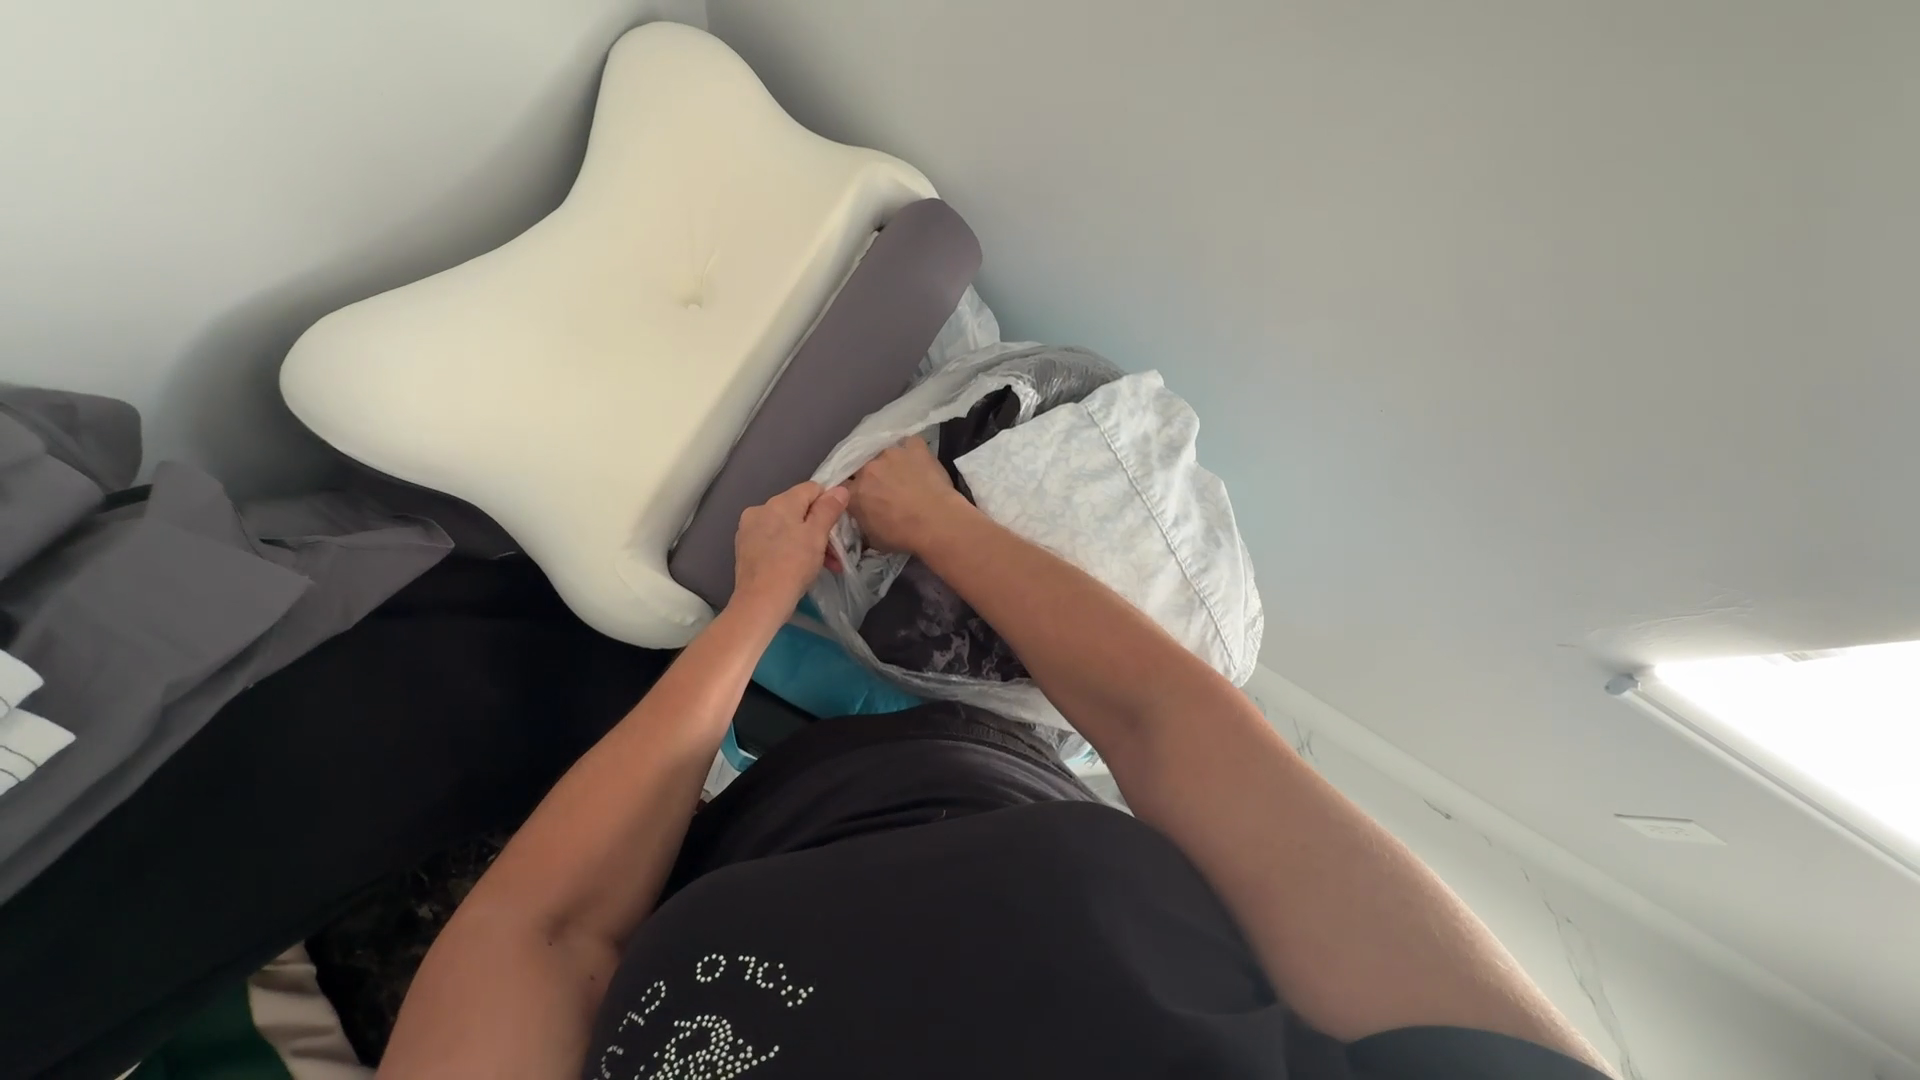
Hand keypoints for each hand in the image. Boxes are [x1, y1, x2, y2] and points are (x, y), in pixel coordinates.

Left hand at [732, 481, 848, 616]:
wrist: (761, 601)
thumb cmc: (793, 565)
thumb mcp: (817, 535)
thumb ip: (828, 509)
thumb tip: (840, 489)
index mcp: (779, 502)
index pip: (811, 489)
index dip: (828, 504)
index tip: (837, 527)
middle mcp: (760, 509)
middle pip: (798, 509)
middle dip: (818, 528)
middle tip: (833, 553)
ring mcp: (749, 529)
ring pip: (786, 526)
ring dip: (806, 541)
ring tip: (822, 564)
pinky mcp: (745, 547)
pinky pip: (773, 540)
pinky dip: (789, 548)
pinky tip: (798, 567)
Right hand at [846, 437, 972, 555]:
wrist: (937, 522)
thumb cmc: (904, 536)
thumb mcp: (873, 539)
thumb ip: (861, 523)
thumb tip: (861, 520)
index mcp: (854, 492)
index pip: (843, 487)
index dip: (851, 492)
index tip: (861, 499)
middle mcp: (868, 467)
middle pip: (862, 467)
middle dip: (870, 477)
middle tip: (883, 488)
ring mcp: (891, 453)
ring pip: (884, 453)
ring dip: (889, 463)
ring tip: (903, 475)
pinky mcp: (914, 446)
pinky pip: (909, 443)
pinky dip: (911, 451)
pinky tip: (918, 460)